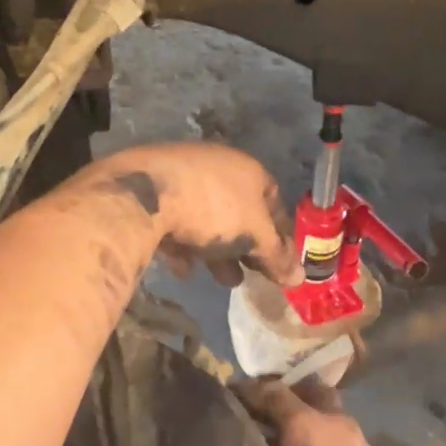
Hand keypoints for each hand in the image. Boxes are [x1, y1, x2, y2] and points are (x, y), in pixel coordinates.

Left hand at [72, 143, 296, 286]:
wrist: (146, 193)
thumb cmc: (214, 210)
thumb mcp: (255, 236)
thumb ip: (277, 256)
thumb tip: (299, 277)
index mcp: (247, 168)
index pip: (274, 199)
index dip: (280, 232)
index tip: (280, 262)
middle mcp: (216, 165)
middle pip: (238, 210)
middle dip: (245, 247)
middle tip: (249, 275)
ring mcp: (180, 175)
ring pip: (206, 217)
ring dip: (216, 250)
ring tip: (221, 279)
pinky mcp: (151, 191)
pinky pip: (174, 221)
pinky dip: (183, 244)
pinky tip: (183, 268)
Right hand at [236, 378, 445, 445]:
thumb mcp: (304, 427)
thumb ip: (277, 400)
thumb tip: (241, 384)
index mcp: (335, 419)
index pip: (298, 387)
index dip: (270, 382)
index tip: (233, 382)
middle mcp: (323, 442)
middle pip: (282, 415)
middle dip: (255, 410)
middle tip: (220, 408)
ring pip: (269, 443)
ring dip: (248, 438)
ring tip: (216, 432)